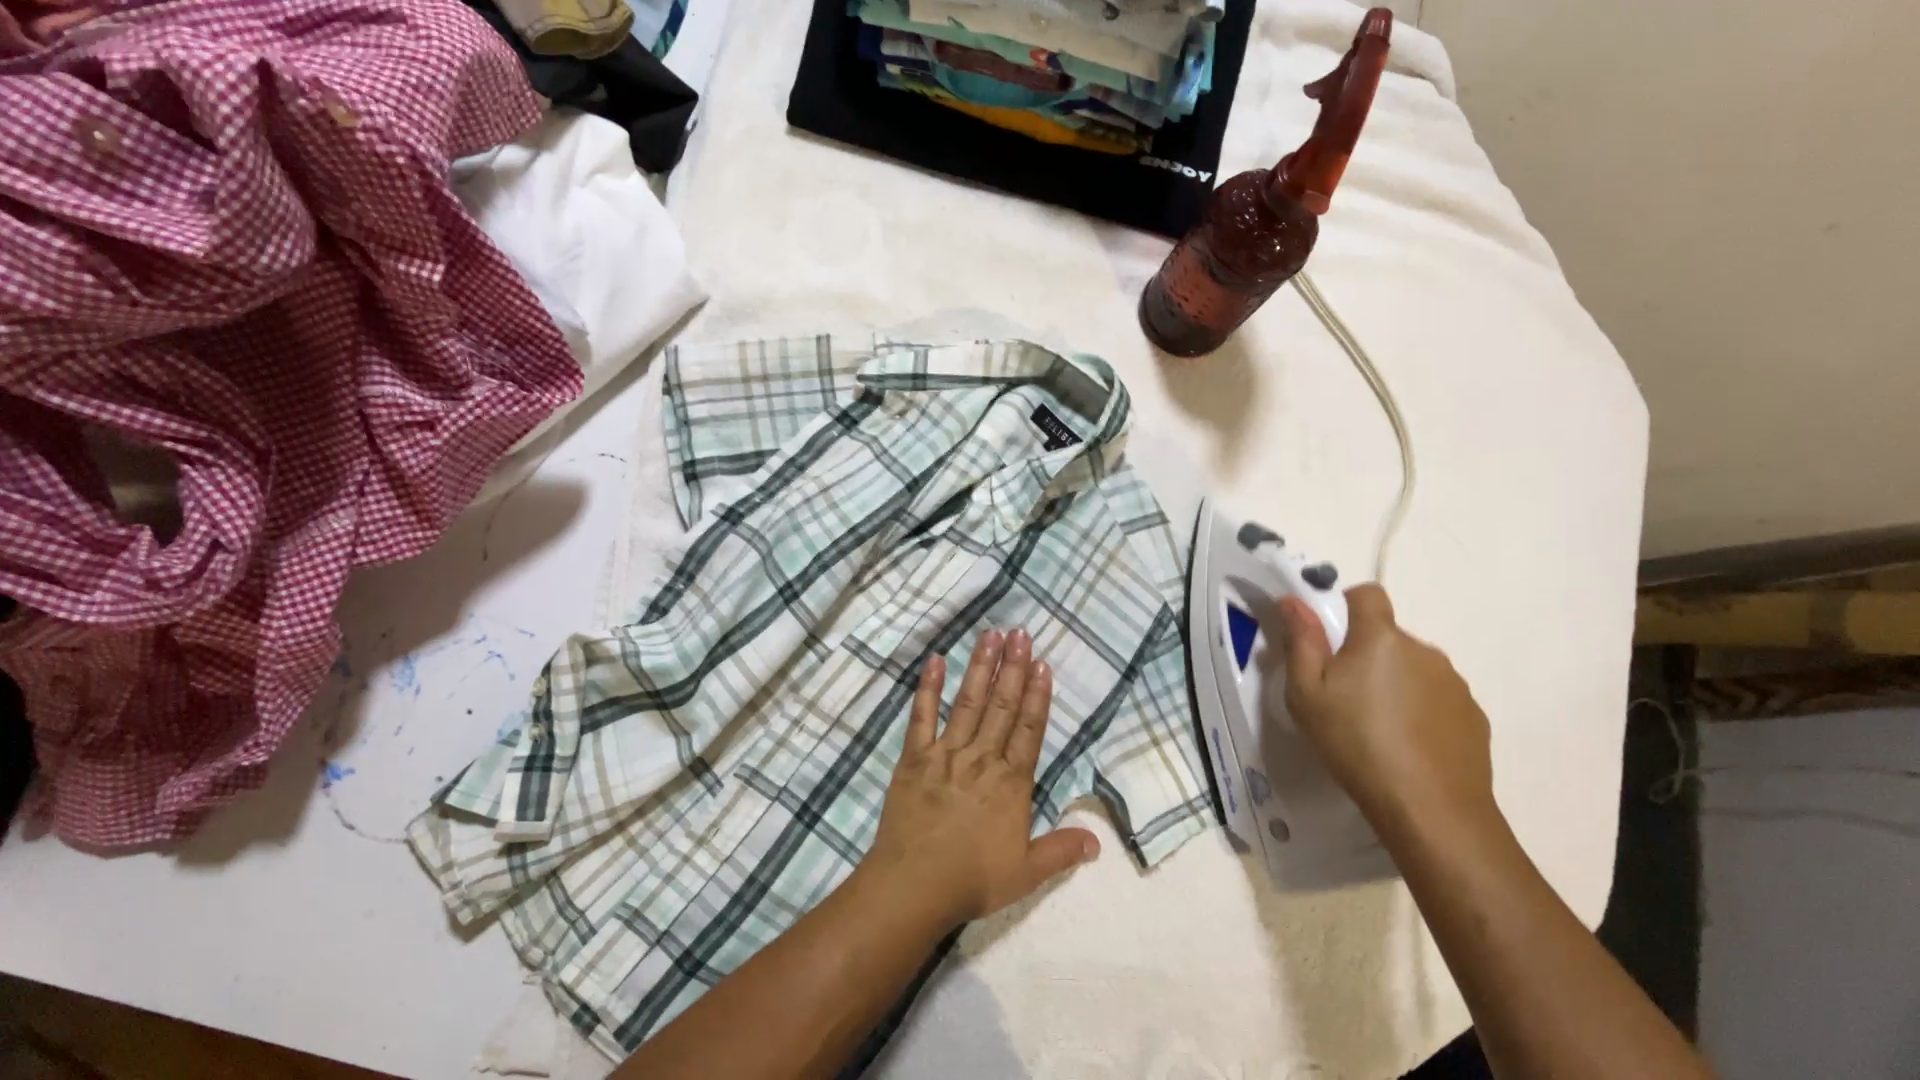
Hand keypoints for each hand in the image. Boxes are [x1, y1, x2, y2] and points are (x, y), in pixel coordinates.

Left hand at [860, 628, 1100, 930]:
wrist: (913, 885)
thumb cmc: (972, 879)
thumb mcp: (1027, 873)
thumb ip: (1061, 851)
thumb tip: (1097, 841)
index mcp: (1011, 783)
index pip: (1030, 730)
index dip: (1038, 695)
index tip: (1042, 663)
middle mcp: (981, 759)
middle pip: (1002, 706)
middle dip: (1013, 668)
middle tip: (1021, 632)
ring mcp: (945, 754)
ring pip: (967, 702)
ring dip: (980, 667)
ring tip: (990, 635)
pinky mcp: (914, 758)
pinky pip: (921, 717)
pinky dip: (928, 688)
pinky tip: (936, 661)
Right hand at [1278, 585, 1495, 831]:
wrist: (1430, 808)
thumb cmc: (1356, 744)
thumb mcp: (1307, 695)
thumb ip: (1301, 642)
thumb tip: (1293, 600)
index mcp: (1381, 638)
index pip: (1367, 594)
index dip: (1346, 607)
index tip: (1329, 641)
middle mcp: (1424, 650)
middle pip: (1388, 637)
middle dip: (1366, 655)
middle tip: (1342, 697)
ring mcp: (1454, 683)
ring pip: (1414, 669)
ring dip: (1394, 684)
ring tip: (1376, 729)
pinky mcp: (1473, 716)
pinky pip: (1437, 700)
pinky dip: (1420, 712)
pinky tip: (1407, 747)